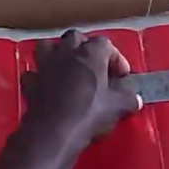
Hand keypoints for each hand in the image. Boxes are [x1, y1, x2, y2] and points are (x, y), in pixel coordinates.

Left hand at [20, 30, 140, 152]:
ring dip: (58, 53)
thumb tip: (138, 99)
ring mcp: (45, 65)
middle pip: (76, 38)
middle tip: (94, 66)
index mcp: (90, 53)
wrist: (54, 131)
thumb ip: (129, 99)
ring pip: (49, 47)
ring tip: (67, 67)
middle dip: (86, 48)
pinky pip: (35, 73)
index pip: (106, 44)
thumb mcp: (117, 107)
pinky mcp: (31, 81)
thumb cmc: (90, 113)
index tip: (122, 75)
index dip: (116, 58)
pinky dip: (41, 77)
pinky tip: (47, 86)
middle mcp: (66, 52)